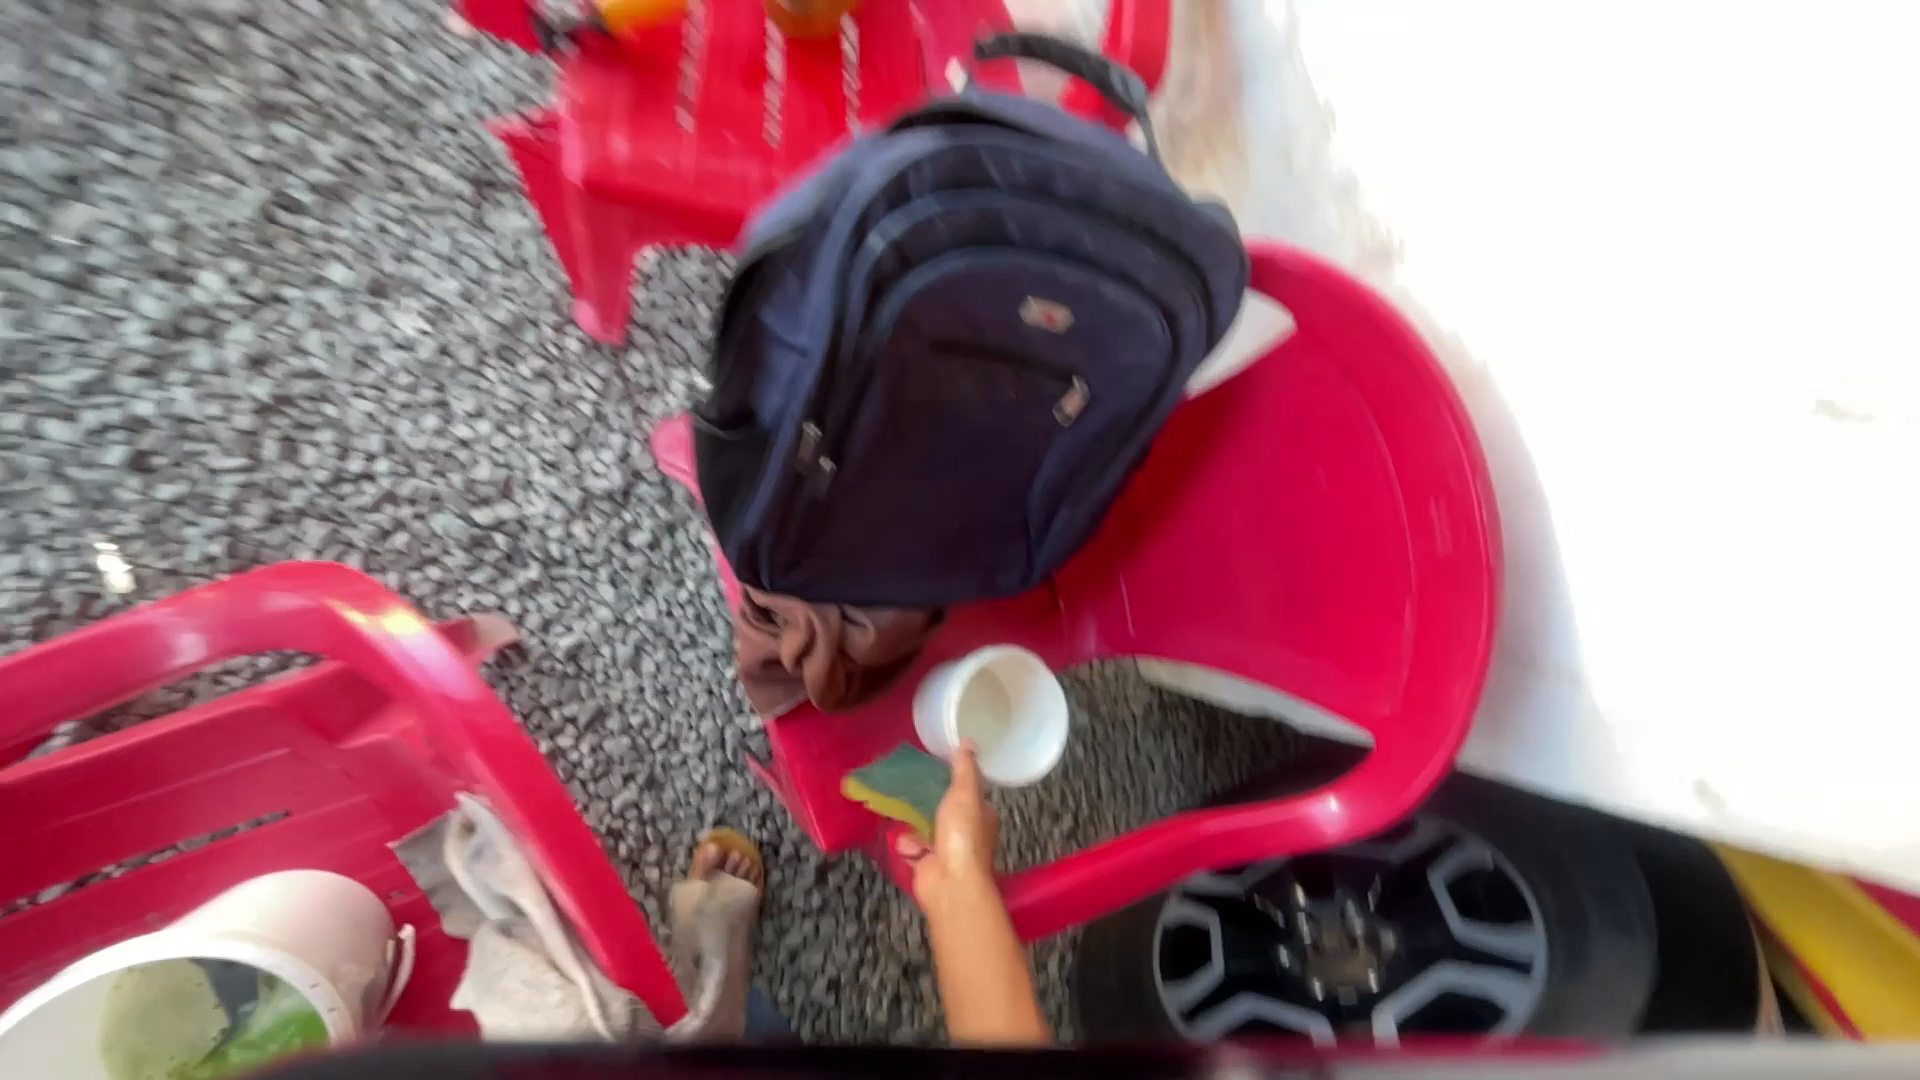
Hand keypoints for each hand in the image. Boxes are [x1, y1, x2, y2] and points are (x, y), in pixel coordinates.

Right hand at [896, 741, 998, 908]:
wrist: (950, 882)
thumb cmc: (963, 835)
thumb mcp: (965, 792)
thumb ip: (964, 768)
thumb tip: (969, 741)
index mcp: (982, 815)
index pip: (969, 793)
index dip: (953, 782)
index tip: (935, 769)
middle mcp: (967, 833)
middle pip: (944, 810)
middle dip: (926, 803)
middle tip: (909, 788)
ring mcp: (947, 851)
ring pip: (925, 829)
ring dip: (913, 826)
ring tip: (903, 817)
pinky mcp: (928, 865)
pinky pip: (912, 848)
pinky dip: (907, 846)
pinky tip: (908, 846)